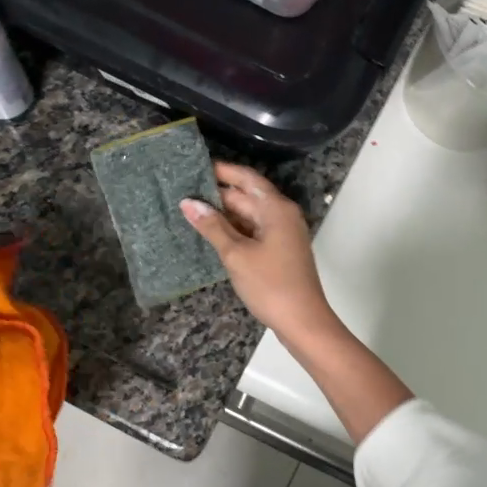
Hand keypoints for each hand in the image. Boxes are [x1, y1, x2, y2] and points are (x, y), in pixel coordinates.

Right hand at [182, 163, 340, 341]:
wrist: (303, 320)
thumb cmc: (270, 285)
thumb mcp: (236, 254)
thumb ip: (212, 227)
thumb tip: (188, 202)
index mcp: (276, 208)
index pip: (247, 178)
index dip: (222, 170)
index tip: (194, 166)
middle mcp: (282, 214)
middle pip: (248, 195)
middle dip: (218, 192)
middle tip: (183, 189)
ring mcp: (283, 232)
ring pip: (250, 213)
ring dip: (224, 212)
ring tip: (190, 207)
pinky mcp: (280, 249)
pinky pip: (254, 229)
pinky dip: (234, 228)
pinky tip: (211, 232)